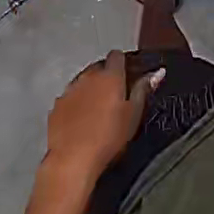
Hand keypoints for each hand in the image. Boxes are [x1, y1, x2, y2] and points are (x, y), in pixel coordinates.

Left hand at [45, 51, 162, 181]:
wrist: (72, 158)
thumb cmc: (109, 137)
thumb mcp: (133, 115)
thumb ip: (143, 90)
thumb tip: (157, 71)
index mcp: (109, 76)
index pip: (117, 56)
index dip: (124, 63)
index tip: (129, 77)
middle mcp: (87, 75)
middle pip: (99, 66)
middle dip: (107, 76)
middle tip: (116, 97)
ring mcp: (69, 89)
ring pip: (83, 80)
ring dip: (91, 88)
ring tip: (98, 110)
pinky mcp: (57, 103)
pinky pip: (70, 96)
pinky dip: (77, 102)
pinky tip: (81, 120)